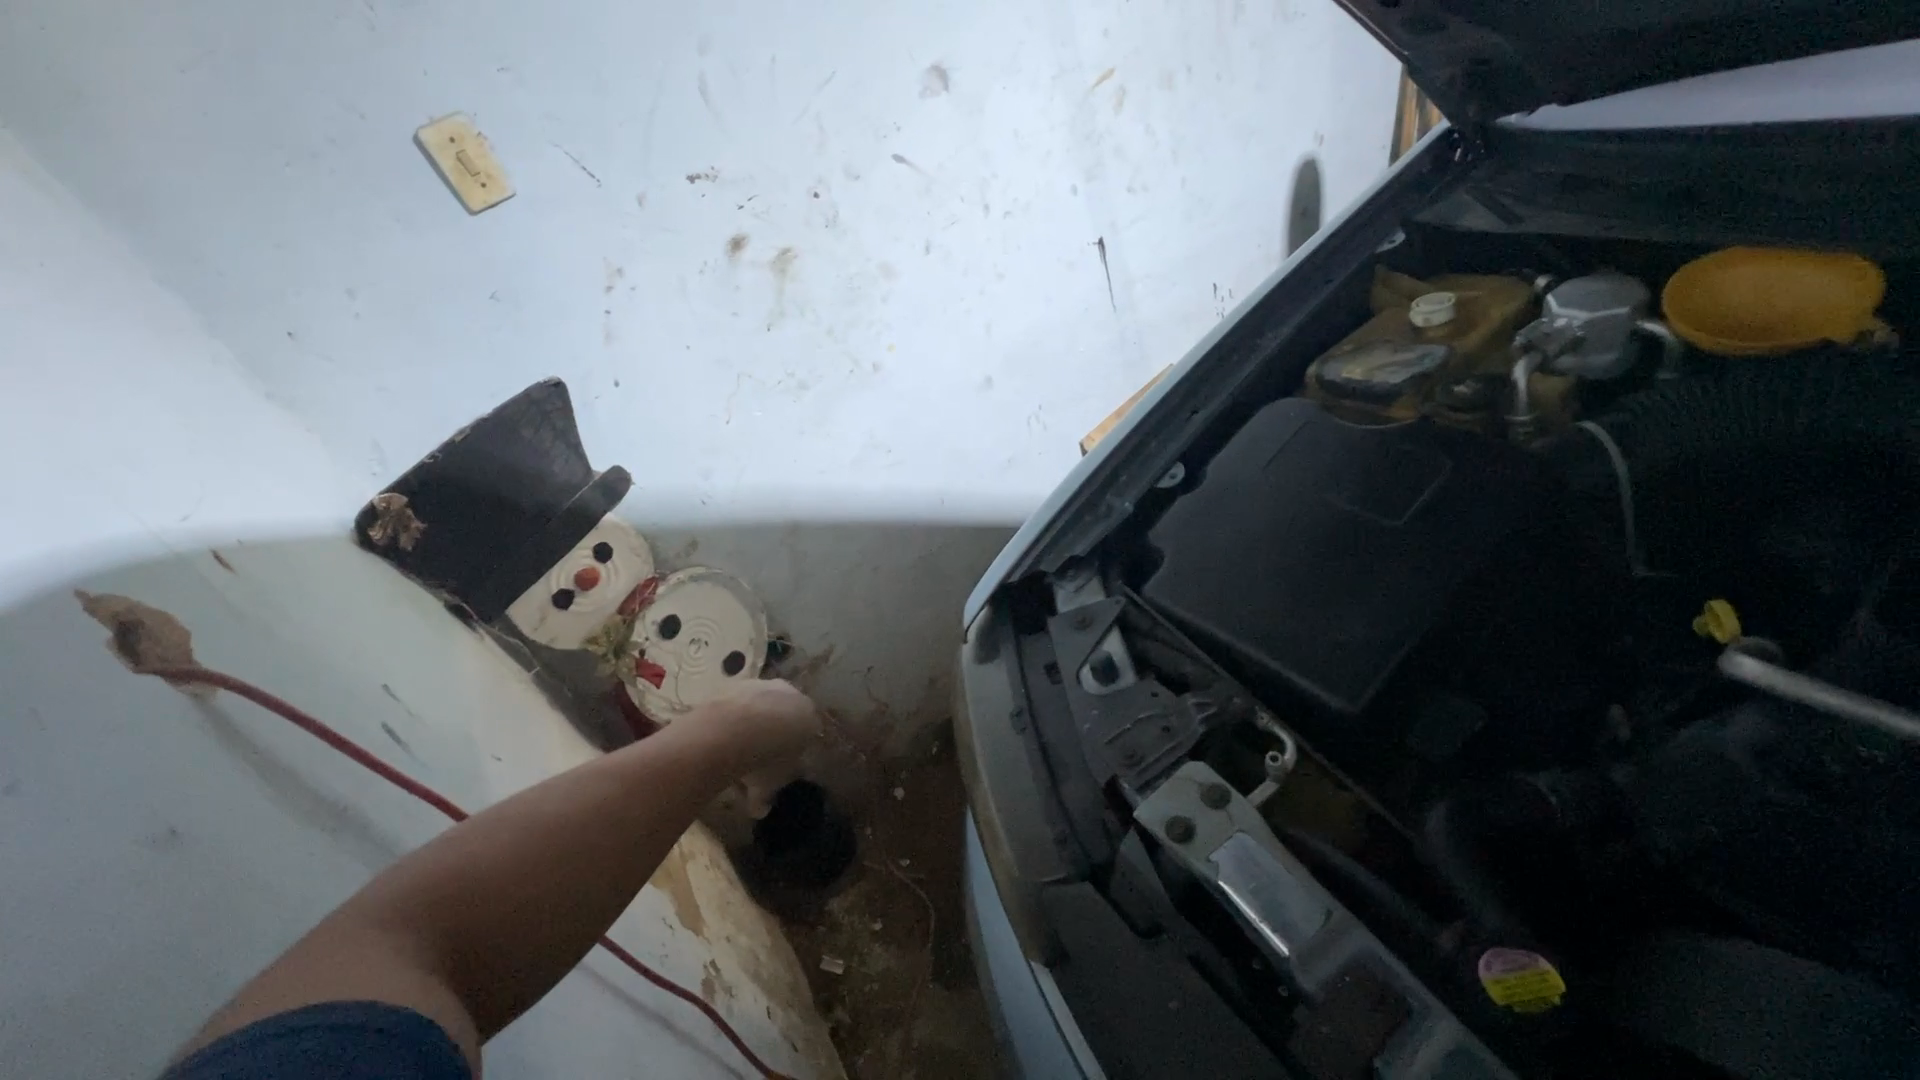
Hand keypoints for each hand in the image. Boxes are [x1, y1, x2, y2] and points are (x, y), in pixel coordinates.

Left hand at [691, 680, 821, 816]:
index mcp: (808, 718)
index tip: (777, 767)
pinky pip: (736, 703)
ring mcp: (762, 685)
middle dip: (772, 733)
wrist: (733, 729)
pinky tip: (719, 734)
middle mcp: (791, 694)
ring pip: (759, 706)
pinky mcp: (736, 682)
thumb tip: (760, 810)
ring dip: (750, 722)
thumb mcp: (769, 785)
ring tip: (733, 746)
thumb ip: (766, 797)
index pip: (807, 732)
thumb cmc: (764, 760)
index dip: (791, 751)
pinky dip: (730, 717)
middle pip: (783, 715)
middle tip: (756, 757)